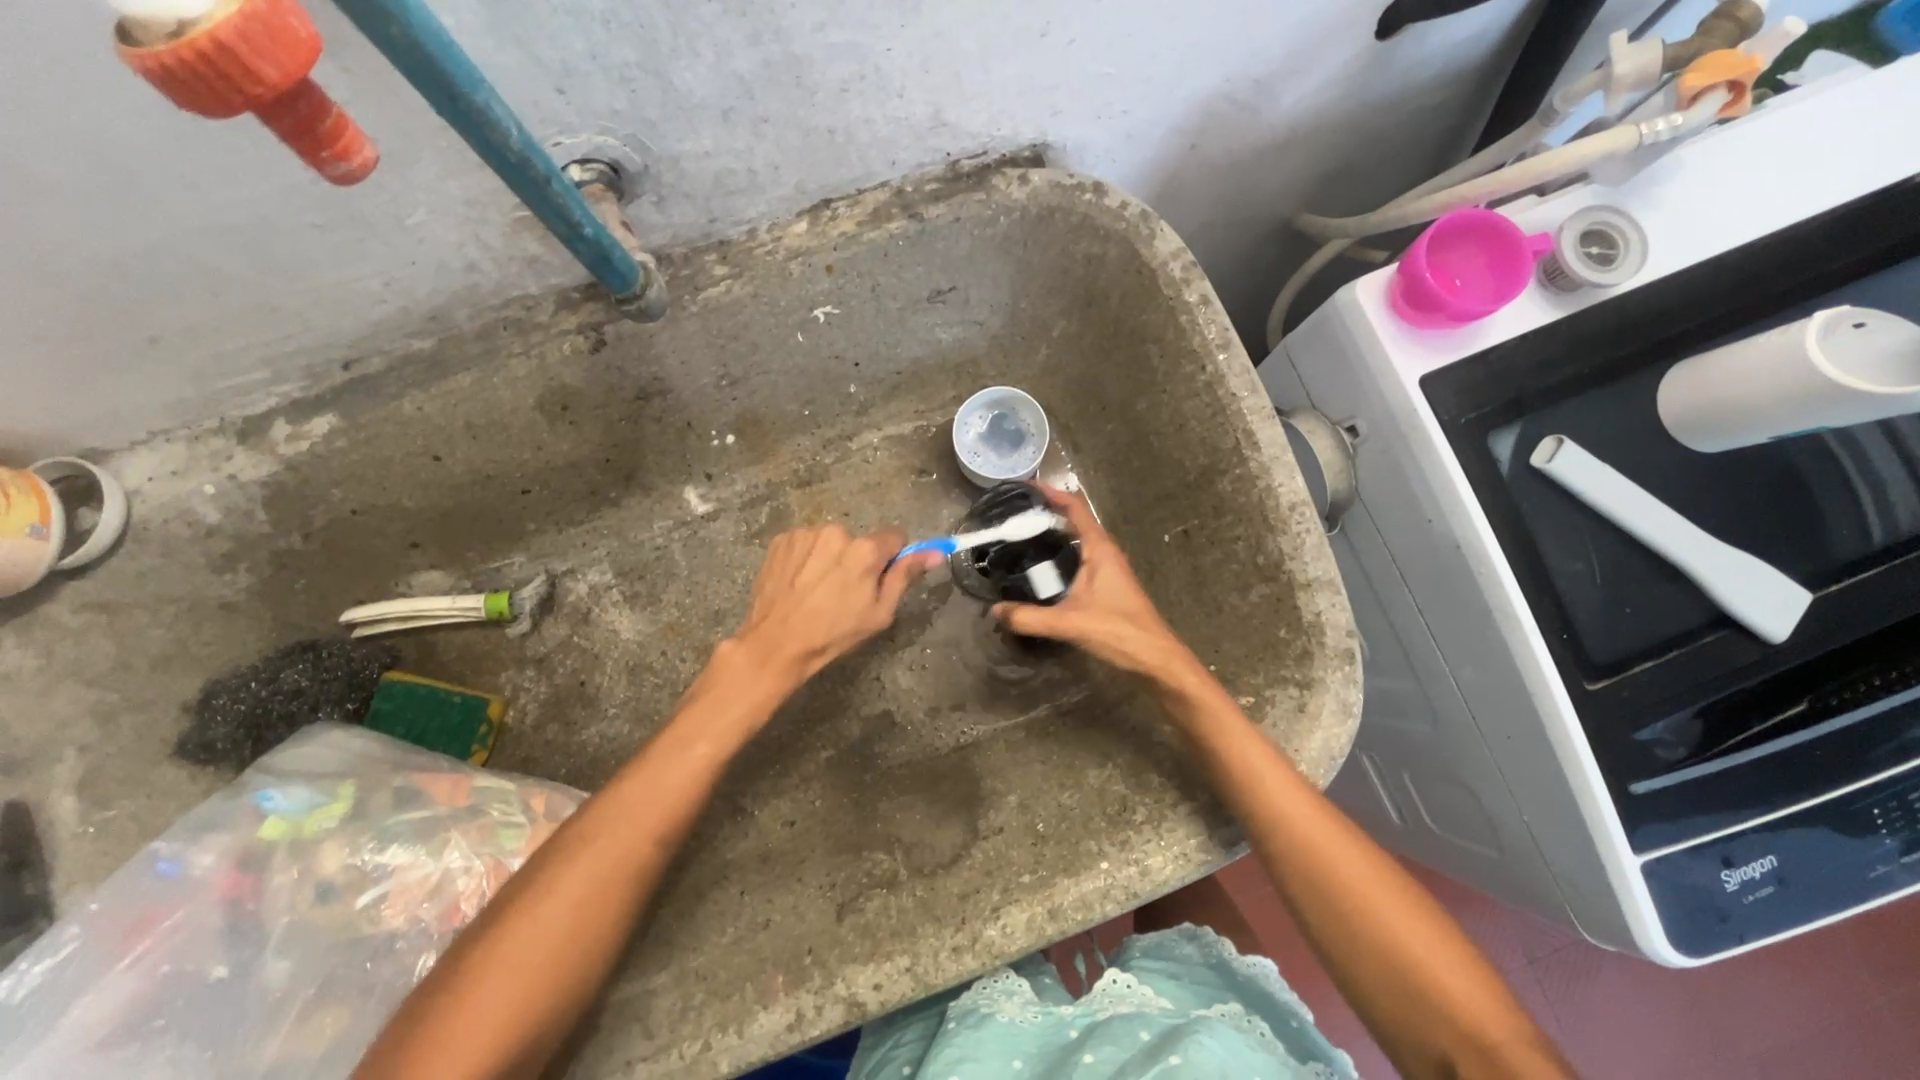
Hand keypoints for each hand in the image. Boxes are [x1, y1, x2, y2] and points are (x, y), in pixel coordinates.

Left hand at [726, 524, 940, 688]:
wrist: (776, 642)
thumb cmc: (834, 633)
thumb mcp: (879, 612)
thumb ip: (906, 576)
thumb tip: (936, 553)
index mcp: (865, 549)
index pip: (895, 537)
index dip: (891, 558)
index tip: (879, 578)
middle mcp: (836, 532)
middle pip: (860, 540)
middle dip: (857, 560)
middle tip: (844, 593)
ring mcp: (806, 534)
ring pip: (831, 541)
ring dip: (830, 558)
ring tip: (818, 590)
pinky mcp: (782, 540)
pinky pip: (806, 543)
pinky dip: (807, 558)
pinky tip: (800, 583)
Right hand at [991, 487, 1193, 677]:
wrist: (1154, 657)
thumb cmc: (1118, 631)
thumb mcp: (1068, 624)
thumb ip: (1028, 618)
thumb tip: (994, 611)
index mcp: (1099, 548)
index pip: (1075, 508)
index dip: (1051, 493)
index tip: (1024, 486)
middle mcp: (1104, 552)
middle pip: (1073, 521)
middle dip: (1045, 514)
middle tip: (1012, 516)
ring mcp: (1107, 568)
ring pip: (1076, 542)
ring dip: (1052, 536)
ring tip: (1019, 538)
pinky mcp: (1106, 585)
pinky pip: (1078, 560)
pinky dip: (1058, 557)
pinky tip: (1039, 571)